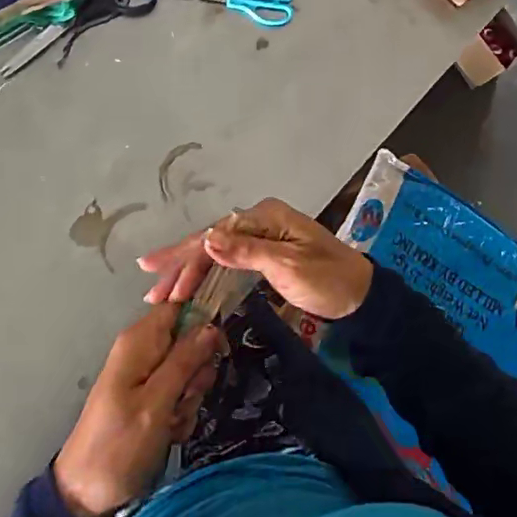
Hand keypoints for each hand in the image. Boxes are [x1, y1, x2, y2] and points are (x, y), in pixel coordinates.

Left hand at [52, 304, 223, 516]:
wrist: (87, 490)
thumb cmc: (119, 445)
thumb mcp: (156, 403)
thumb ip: (184, 362)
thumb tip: (211, 326)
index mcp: (138, 341)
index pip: (178, 308)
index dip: (202, 324)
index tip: (217, 352)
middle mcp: (142, 351)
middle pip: (189, 344)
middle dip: (195, 375)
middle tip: (182, 400)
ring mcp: (145, 376)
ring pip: (188, 374)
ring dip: (188, 401)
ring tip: (170, 424)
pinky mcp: (150, 400)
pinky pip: (178, 397)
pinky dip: (179, 416)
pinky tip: (167, 434)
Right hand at [138, 198, 373, 320]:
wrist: (364, 299)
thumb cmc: (330, 281)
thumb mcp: (289, 267)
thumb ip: (246, 253)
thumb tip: (206, 239)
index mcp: (262, 217)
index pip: (213, 234)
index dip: (182, 254)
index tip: (153, 269)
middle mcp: (256, 221)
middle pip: (209, 242)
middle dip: (179, 266)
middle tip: (152, 292)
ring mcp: (259, 237)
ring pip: (214, 253)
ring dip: (189, 273)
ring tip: (163, 294)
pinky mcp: (262, 254)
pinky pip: (226, 263)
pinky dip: (206, 276)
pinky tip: (190, 287)